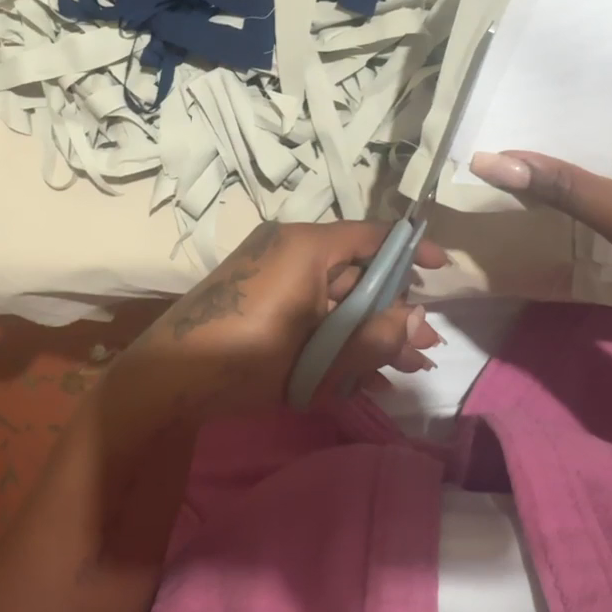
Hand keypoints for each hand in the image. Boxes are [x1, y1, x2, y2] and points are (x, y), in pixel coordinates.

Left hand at [106, 221, 446, 421]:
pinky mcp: (260, 297)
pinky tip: (365, 375)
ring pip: (336, 296)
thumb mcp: (318, 352)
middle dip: (394, 311)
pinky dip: (336, 335)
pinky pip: (310, 307)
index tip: (442, 270)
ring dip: (369, 330)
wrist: (170, 375)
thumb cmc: (246, 355)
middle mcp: (292, 250)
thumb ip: (372, 337)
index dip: (410, 250)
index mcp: (307, 246)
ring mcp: (273, 273)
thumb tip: (421, 321)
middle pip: (356, 271)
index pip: (372, 236)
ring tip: (408, 368)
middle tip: (426, 347)